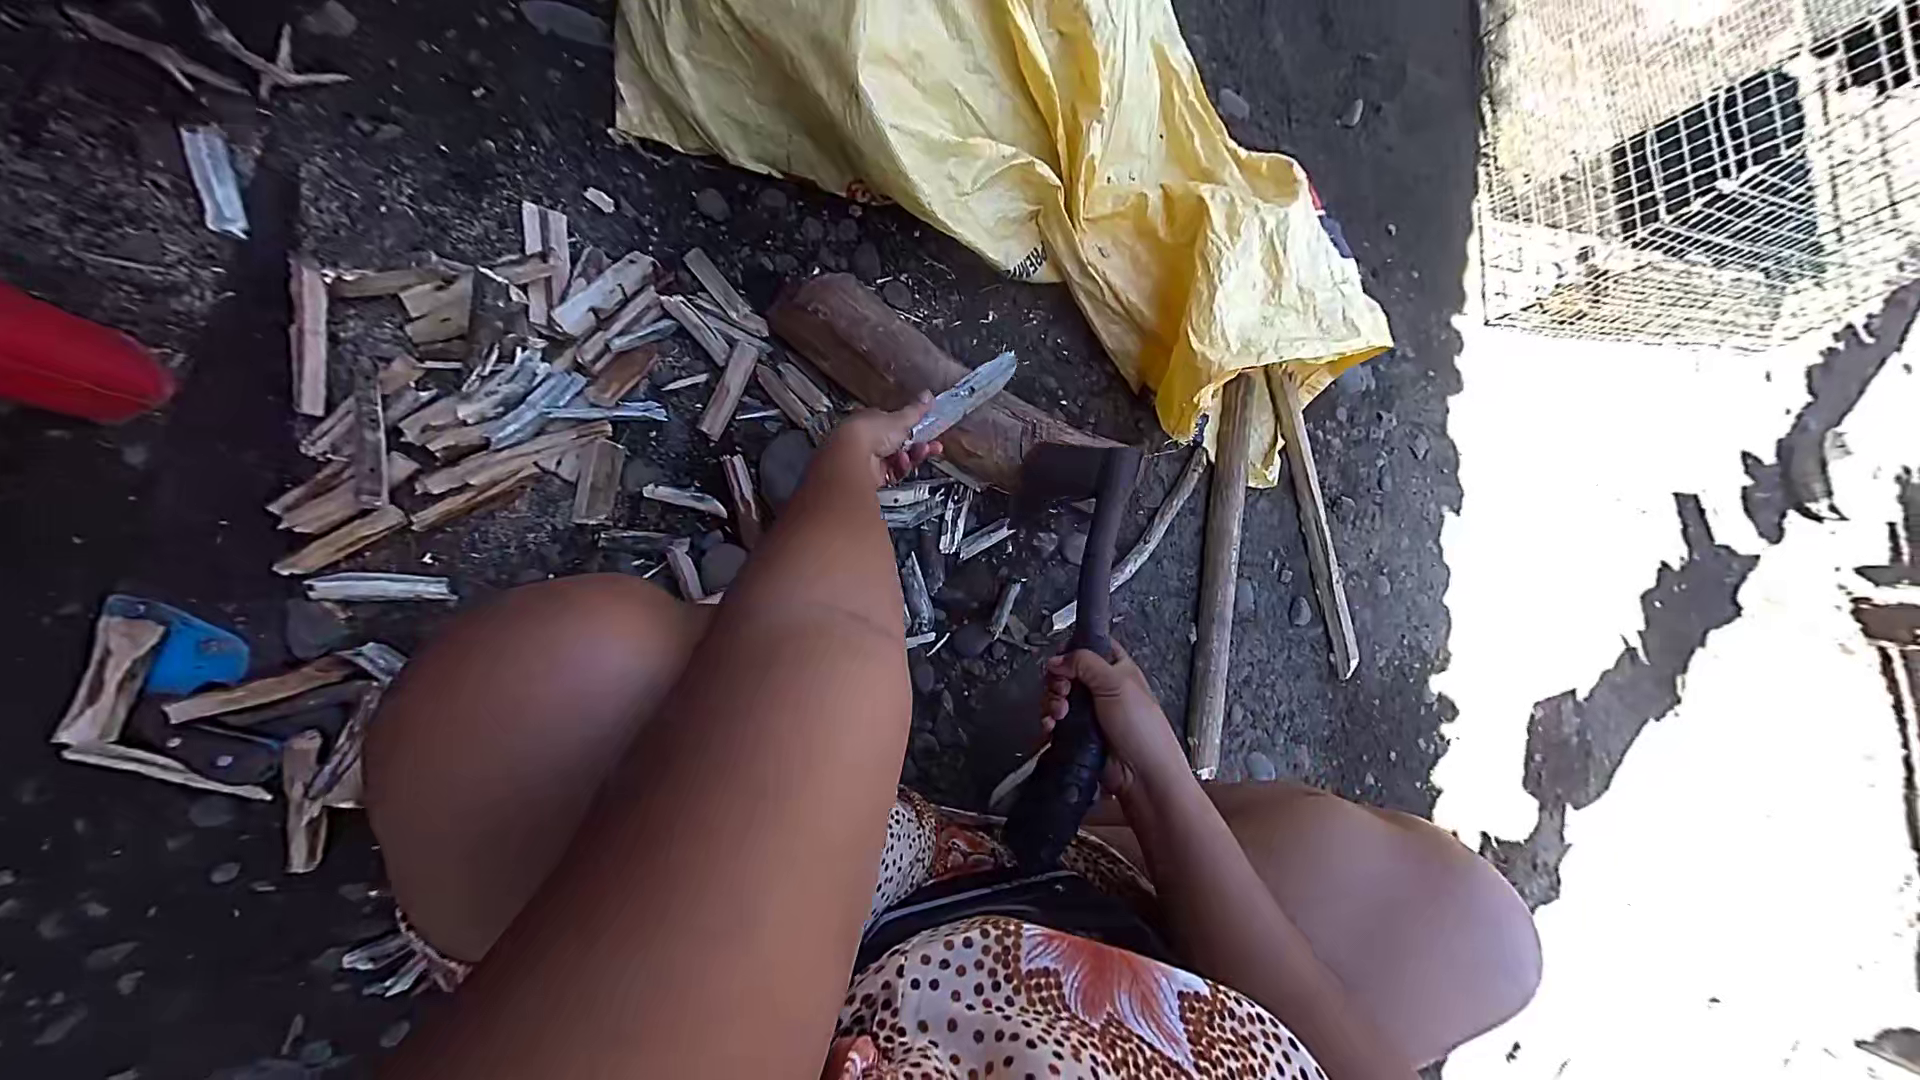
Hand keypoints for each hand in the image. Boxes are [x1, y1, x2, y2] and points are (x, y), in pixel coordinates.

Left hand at [817, 394, 943, 489]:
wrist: (853, 457)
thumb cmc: (871, 432)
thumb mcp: (899, 419)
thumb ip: (916, 411)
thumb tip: (928, 396)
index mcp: (872, 420)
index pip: (896, 424)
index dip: (913, 428)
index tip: (930, 430)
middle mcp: (870, 439)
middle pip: (900, 444)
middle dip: (918, 445)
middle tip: (933, 447)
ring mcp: (871, 459)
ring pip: (899, 459)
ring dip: (913, 456)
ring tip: (921, 453)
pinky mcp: (873, 476)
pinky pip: (893, 473)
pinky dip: (901, 468)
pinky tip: (903, 463)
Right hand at [1039, 642, 1190, 799]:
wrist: (1142, 776)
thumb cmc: (1143, 730)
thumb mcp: (1116, 683)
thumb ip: (1084, 662)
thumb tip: (1058, 659)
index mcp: (1117, 669)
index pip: (1090, 647)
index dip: (1073, 649)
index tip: (1062, 659)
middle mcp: (1101, 688)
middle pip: (1066, 672)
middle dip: (1057, 680)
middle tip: (1063, 690)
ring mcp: (1089, 712)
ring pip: (1057, 696)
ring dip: (1052, 702)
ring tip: (1060, 713)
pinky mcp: (1078, 733)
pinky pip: (1054, 721)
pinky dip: (1048, 722)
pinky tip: (1052, 726)